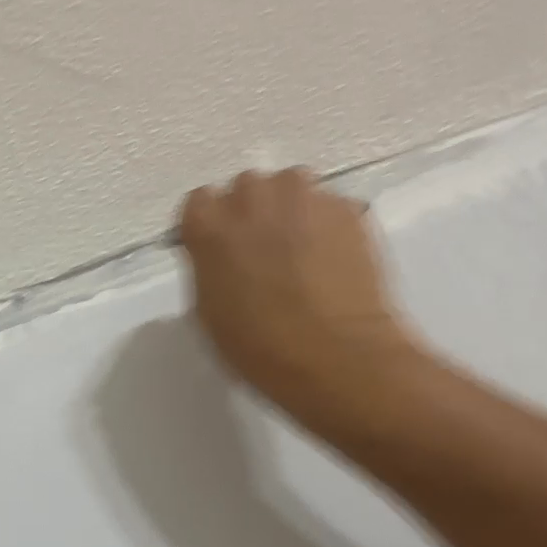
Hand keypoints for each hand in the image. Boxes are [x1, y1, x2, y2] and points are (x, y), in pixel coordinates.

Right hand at [178, 167, 423, 431]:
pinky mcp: (347, 207)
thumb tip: (221, 255)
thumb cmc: (259, 346)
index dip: (213, 227)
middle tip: (265, 252)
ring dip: (291, 211)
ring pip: (290, 189)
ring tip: (303, 251)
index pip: (200, 203)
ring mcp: (303, 196)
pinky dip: (327, 225)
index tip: (223, 251)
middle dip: (253, 214)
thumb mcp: (208, 309)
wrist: (338, 357)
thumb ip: (208, 266)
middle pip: (246, 189)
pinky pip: (328, 207)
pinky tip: (332, 259)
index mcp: (207, 223)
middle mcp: (251, 196)